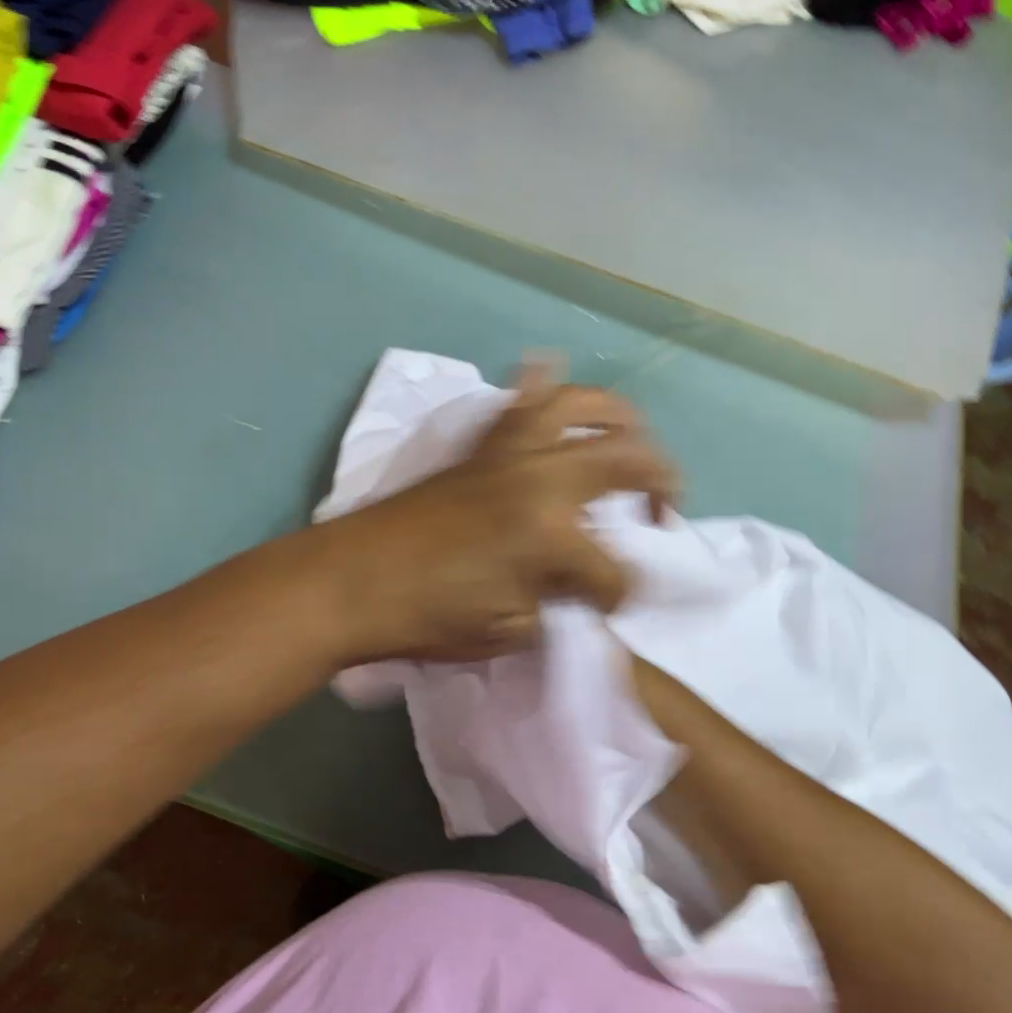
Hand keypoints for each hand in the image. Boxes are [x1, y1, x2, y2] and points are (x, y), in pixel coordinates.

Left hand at [317, 361, 678, 664]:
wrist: (349, 582)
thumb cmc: (427, 617)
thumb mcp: (508, 631)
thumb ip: (557, 603)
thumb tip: (580, 586)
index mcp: (552, 536)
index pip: (614, 569)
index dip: (619, 594)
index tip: (608, 606)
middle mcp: (541, 478)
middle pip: (628, 459)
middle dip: (661, 484)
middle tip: (661, 510)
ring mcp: (509, 453)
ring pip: (581, 403)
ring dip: (618, 417)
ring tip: (629, 440)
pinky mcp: (480, 446)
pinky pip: (519, 402)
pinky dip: (543, 388)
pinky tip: (552, 381)